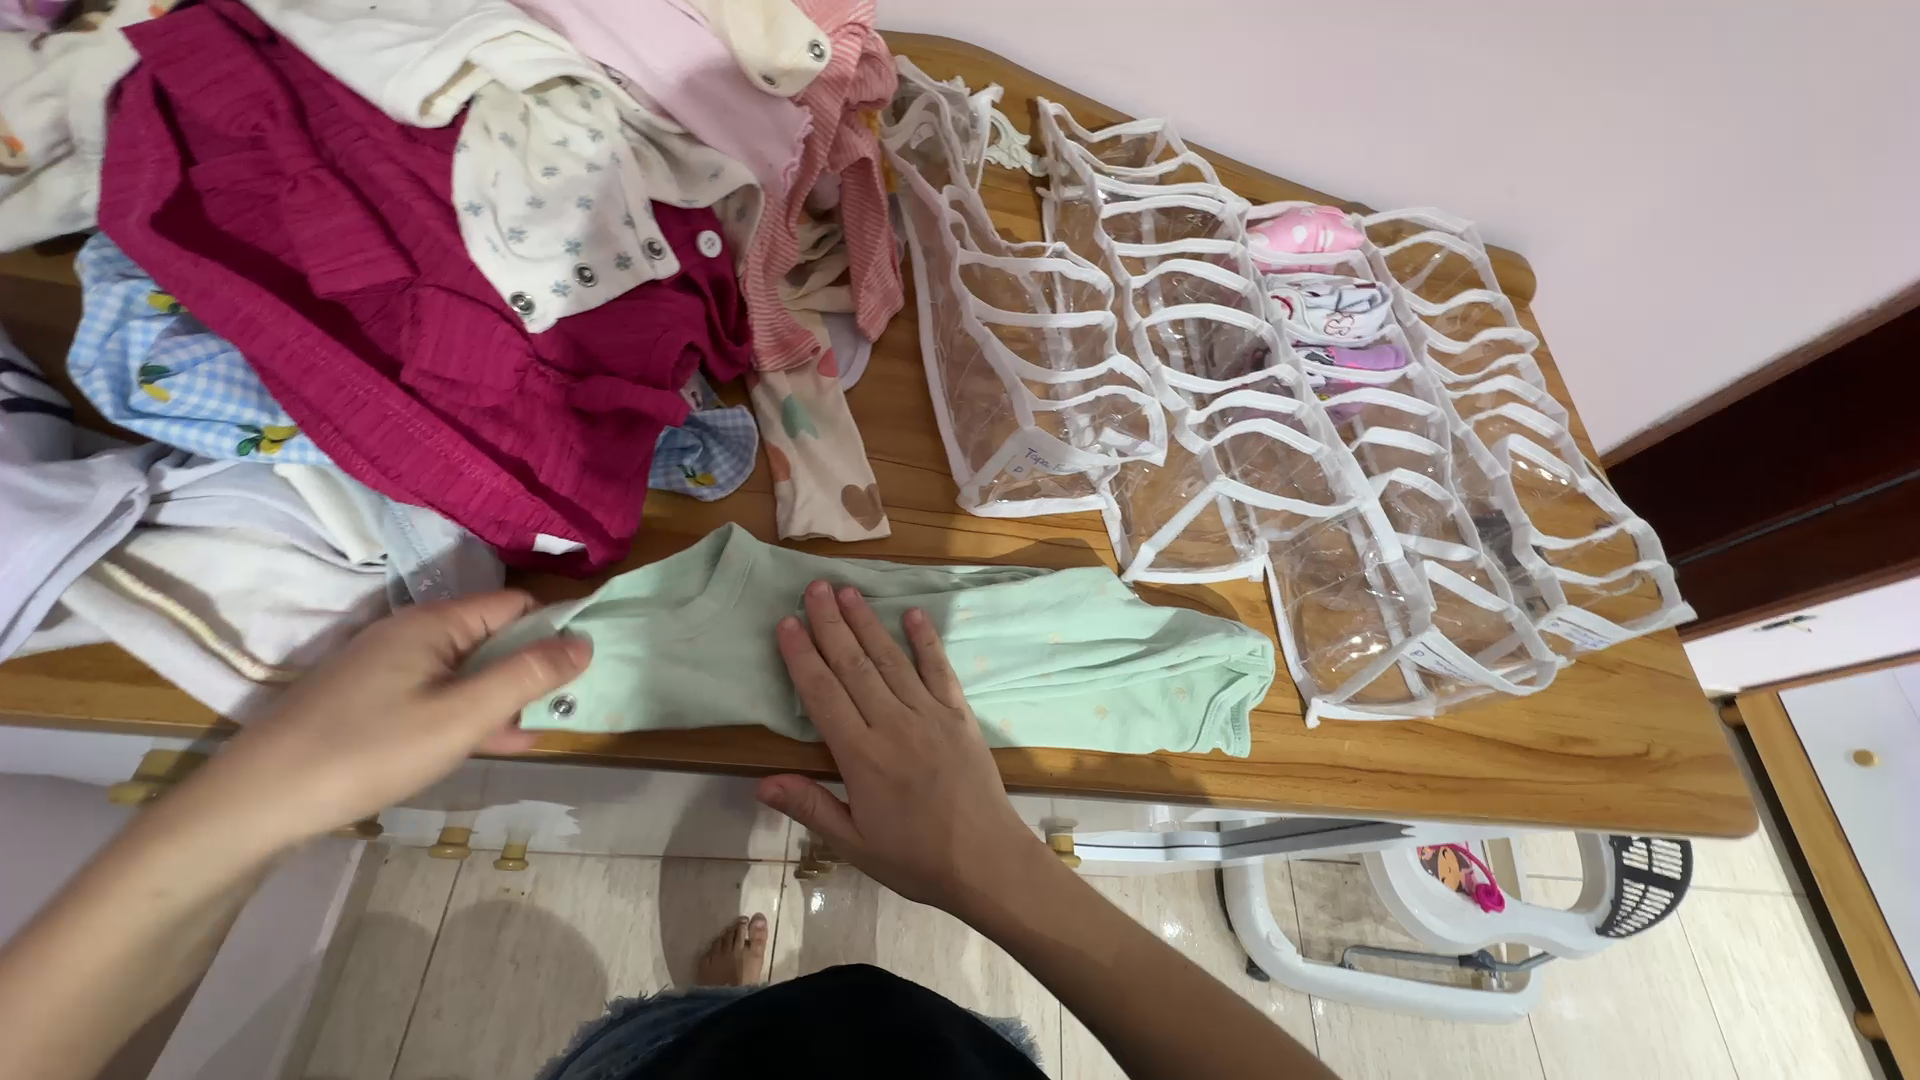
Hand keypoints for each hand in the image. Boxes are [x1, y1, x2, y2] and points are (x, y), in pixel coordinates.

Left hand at [174, 591, 590, 854]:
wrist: (250, 807)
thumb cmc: (368, 752)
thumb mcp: (463, 716)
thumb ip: (528, 676)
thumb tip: (585, 641)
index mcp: (434, 624)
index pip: (516, 604)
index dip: (554, 629)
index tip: (582, 668)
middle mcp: (410, 633)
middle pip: (493, 635)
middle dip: (532, 668)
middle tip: (562, 708)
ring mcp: (386, 667)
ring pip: (467, 668)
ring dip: (503, 696)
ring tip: (535, 732)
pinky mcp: (369, 699)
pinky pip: (437, 692)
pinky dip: (468, 712)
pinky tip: (491, 744)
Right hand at [756, 580, 1054, 920]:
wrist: (986, 861)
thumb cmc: (915, 858)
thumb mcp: (854, 843)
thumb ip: (810, 806)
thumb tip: (760, 781)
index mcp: (861, 756)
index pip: (822, 694)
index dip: (801, 656)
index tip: (786, 622)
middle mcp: (893, 724)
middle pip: (853, 665)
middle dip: (831, 623)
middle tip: (814, 586)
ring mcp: (930, 714)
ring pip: (891, 659)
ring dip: (867, 623)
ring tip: (848, 590)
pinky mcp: (959, 714)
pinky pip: (939, 670)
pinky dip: (926, 640)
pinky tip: (912, 614)